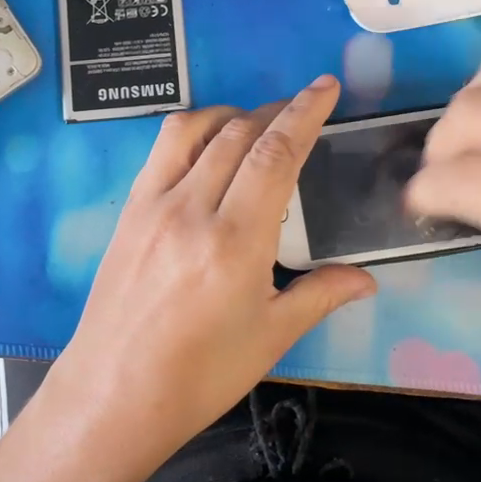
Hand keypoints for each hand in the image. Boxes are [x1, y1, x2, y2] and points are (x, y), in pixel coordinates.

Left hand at [44, 76, 377, 460]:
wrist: (114, 394)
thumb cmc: (200, 375)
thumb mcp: (270, 337)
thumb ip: (319, 294)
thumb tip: (367, 278)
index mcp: (236, 241)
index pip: (276, 154)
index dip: (305, 113)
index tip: (325, 87)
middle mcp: (193, 209)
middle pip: (239, 134)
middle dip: (276, 112)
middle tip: (301, 110)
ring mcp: (154, 204)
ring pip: (195, 130)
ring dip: (231, 115)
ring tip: (255, 125)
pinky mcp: (129, 210)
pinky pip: (161, 151)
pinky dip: (192, 133)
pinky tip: (206, 148)